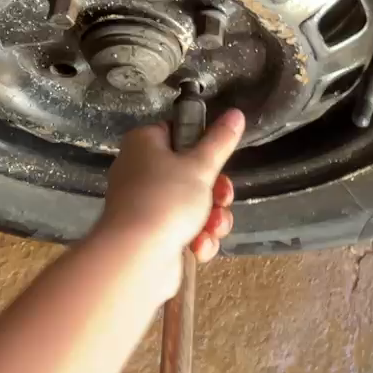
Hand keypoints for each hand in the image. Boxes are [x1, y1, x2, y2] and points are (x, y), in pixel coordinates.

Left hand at [93, 110, 244, 281]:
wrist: (135, 259)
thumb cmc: (166, 200)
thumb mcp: (201, 166)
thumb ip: (220, 141)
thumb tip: (236, 113)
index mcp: (144, 143)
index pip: (177, 133)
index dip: (201, 147)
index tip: (218, 160)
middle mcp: (138, 170)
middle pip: (189, 173)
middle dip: (214, 192)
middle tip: (223, 200)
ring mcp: (142, 204)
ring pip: (189, 204)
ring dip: (210, 218)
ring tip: (213, 228)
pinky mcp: (148, 234)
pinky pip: (180, 228)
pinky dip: (194, 237)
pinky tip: (199, 246)